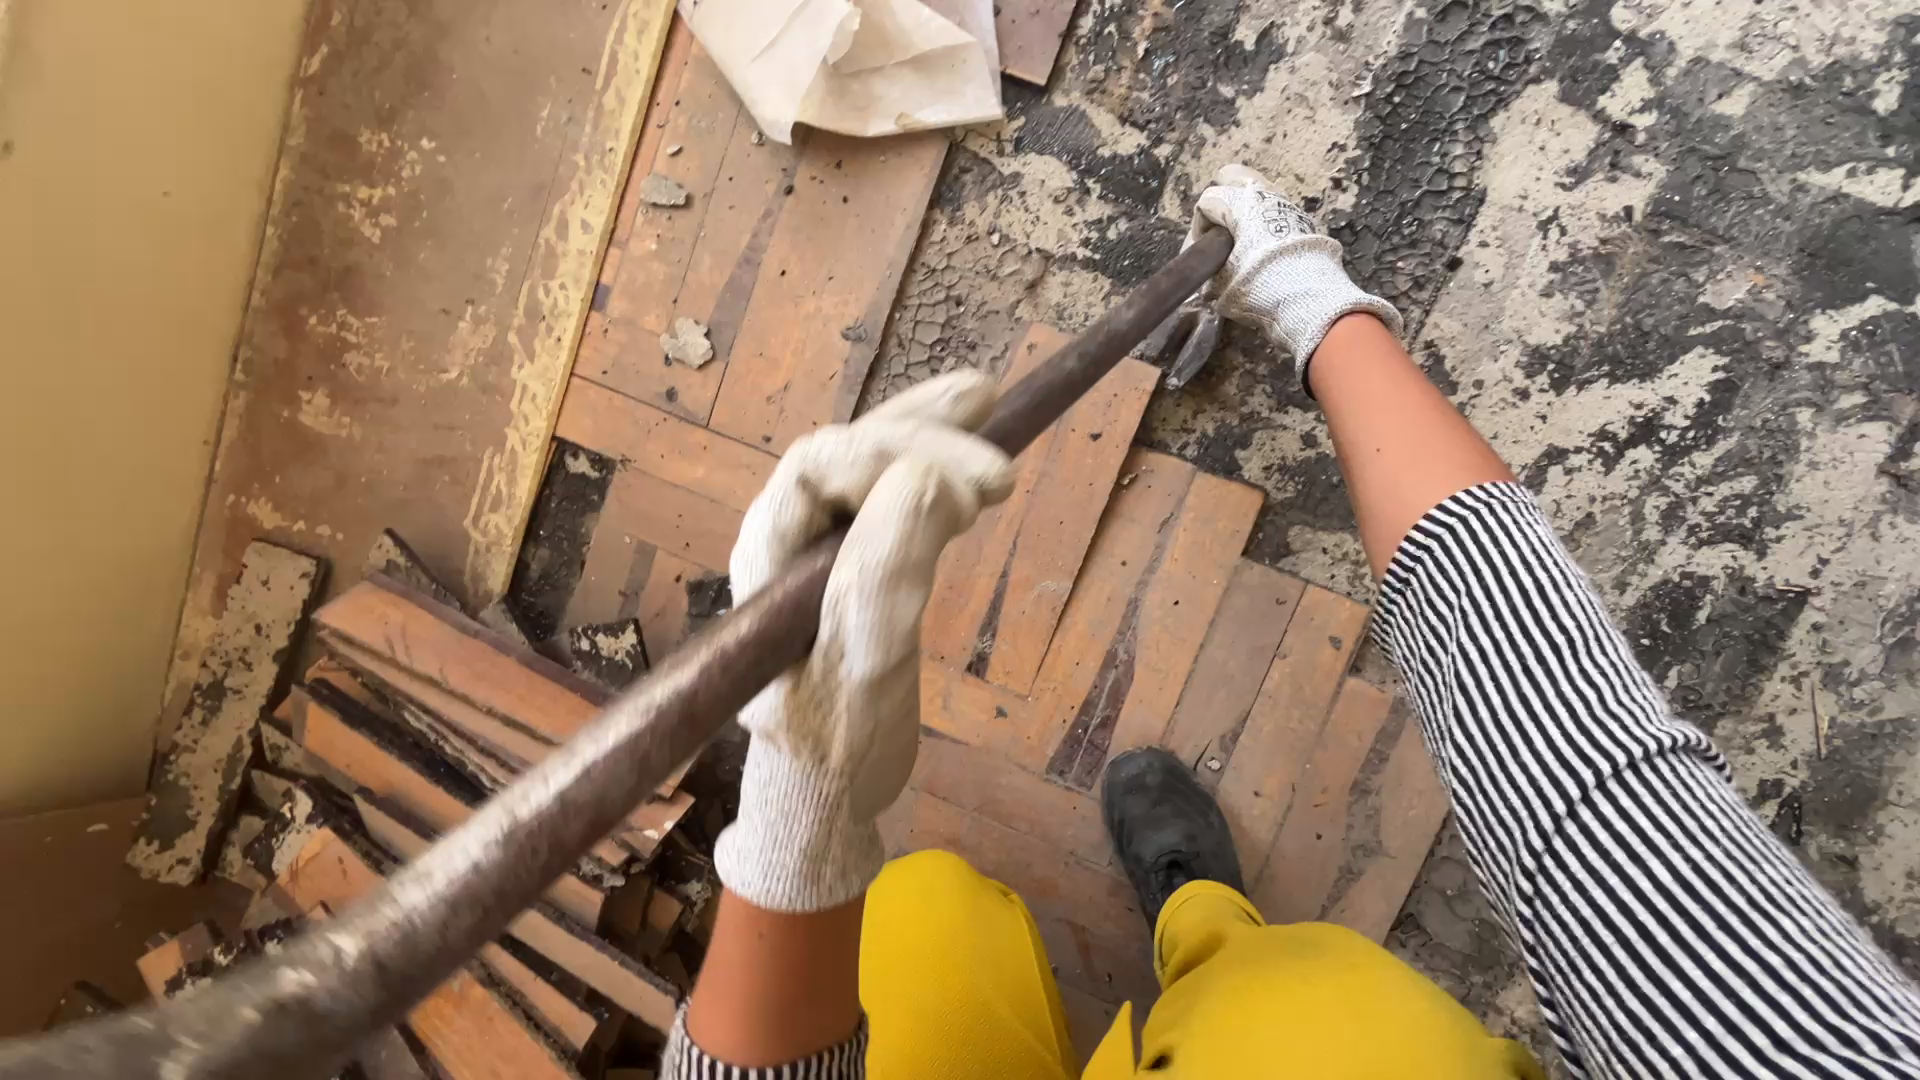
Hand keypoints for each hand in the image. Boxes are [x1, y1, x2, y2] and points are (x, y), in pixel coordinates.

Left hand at [715, 371, 1013, 912]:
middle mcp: (786, 541)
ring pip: (868, 467)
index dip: (897, 452)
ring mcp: (821, 551)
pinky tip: (961, 450)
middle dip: (921, 435)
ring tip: (982, 398)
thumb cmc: (837, 750)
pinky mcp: (856, 566)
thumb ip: (883, 579)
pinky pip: (889, 499)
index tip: (979, 483)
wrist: (828, 796)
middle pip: (847, 454)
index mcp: (767, 559)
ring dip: (924, 430)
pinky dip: (929, 466)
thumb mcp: (862, 673)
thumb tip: (932, 479)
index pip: (819, 466)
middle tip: (995, 426)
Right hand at [1187, 164, 1402, 386]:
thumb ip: (1208, 267)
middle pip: (1233, 177)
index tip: (1201, 253)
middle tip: (1217, 232)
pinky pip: (1274, 211)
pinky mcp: (1302, 219)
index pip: (1207, 201)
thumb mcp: (1218, 281)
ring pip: (1257, 192)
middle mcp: (1264, 193)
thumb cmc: (1256, 283)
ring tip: (1239, 244)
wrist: (1304, 295)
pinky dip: (1263, 224)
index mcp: (1240, 202)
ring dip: (1244, 212)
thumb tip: (1207, 272)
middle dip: (1221, 200)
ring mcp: (1286, 203)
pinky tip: (1260, 249)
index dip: (1197, 228)